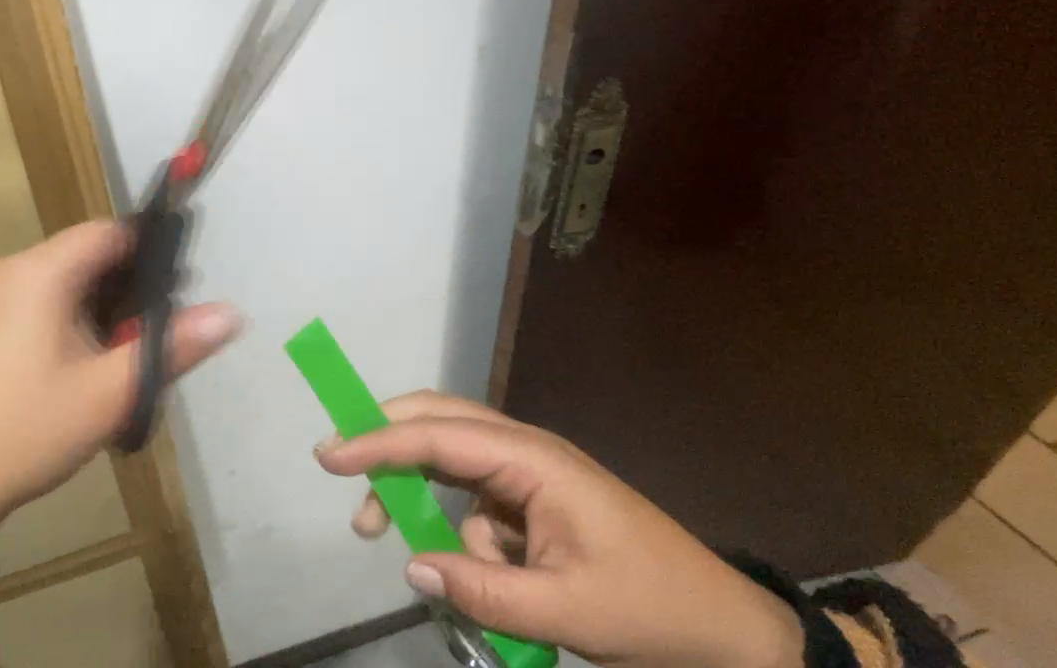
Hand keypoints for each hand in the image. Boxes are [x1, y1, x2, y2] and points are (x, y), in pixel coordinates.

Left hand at [0, 221, 240, 575]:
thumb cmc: (30, 429)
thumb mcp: (111, 391)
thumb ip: (173, 346)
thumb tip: (233, 313)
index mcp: (37, 273)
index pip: (107, 233)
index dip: (151, 249)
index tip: (184, 284)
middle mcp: (10, 272)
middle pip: (86, 255)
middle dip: (131, 284)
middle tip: (168, 325)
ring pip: (65, 281)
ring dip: (104, 305)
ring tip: (135, 348)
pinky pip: (41, 301)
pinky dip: (74, 317)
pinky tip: (92, 360)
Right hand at [318, 391, 802, 667]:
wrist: (728, 635)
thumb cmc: (654, 610)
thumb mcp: (568, 611)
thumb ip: (484, 589)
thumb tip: (410, 565)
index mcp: (535, 460)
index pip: (440, 437)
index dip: (379, 442)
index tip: (328, 455)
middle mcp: (525, 454)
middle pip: (438, 422)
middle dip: (385, 441)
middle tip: (336, 464)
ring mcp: (528, 479)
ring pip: (447, 462)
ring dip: (412, 492)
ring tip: (378, 531)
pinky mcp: (531, 507)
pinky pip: (471, 506)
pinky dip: (454, 532)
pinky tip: (478, 577)